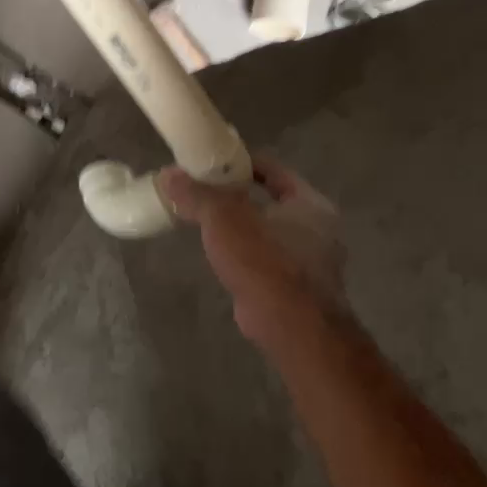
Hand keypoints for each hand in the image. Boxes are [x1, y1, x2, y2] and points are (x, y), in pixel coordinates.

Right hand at [157, 158, 345, 346]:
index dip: (239, 161)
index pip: (272, 170)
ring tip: (199, 219)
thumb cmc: (265, 260)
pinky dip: (240, 250)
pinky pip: (262, 256)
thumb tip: (169, 175)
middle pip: (266, 200)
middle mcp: (317, 230)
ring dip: (235, 224)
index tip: (207, 161)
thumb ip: (195, 193)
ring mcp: (309, 261)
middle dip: (232, 194)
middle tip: (197, 189)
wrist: (292, 326)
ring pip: (264, 230)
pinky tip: (215, 251)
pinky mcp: (294, 286)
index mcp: (310, 205)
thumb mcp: (222, 217)